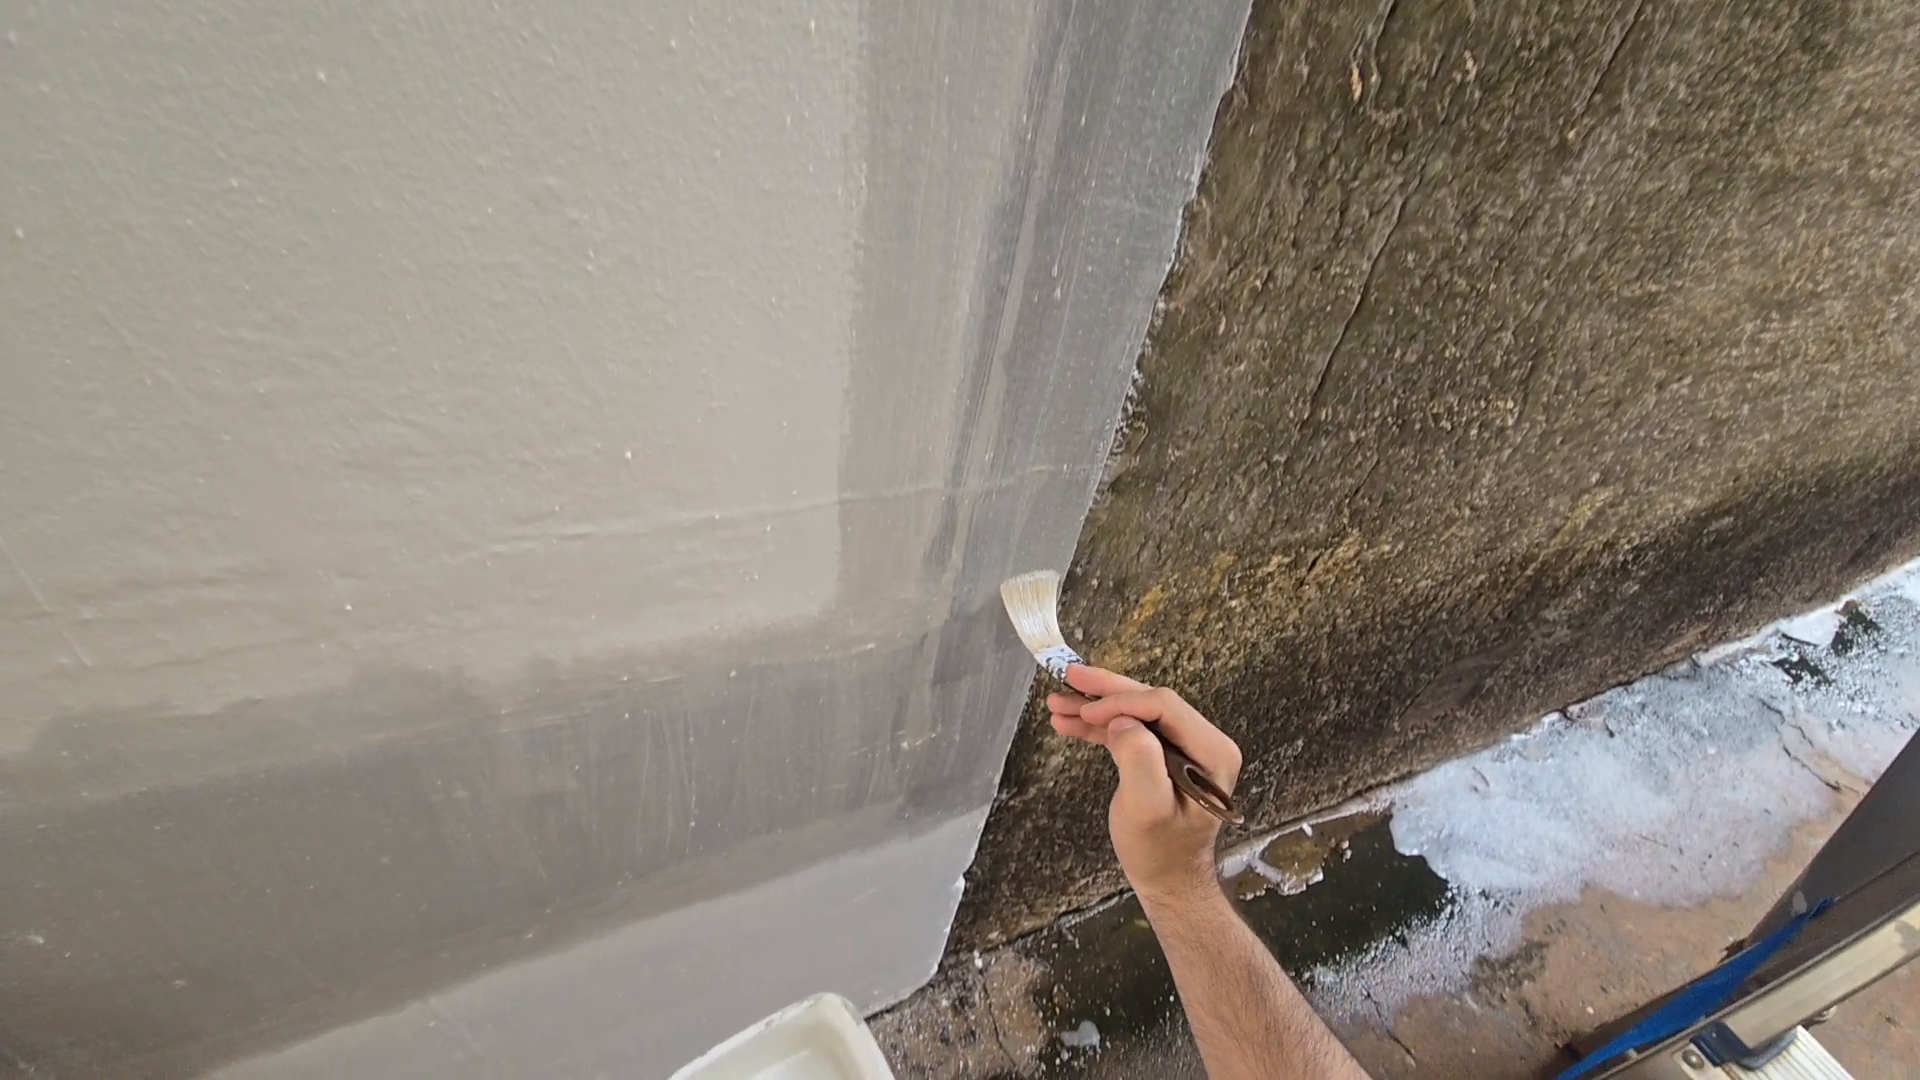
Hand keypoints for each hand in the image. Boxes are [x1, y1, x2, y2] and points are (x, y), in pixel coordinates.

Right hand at [1047, 664, 1242, 907]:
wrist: (1166, 880)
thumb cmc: (1159, 851)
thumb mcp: (1148, 809)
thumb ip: (1139, 762)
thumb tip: (1122, 722)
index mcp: (1210, 751)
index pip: (1162, 705)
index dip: (1122, 701)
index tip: (1086, 711)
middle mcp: (1200, 742)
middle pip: (1146, 701)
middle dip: (1104, 691)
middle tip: (1068, 676)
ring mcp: (1180, 747)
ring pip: (1132, 711)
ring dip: (1094, 707)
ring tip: (1056, 702)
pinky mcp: (1160, 754)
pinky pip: (1127, 729)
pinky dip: (1097, 725)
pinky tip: (1068, 723)